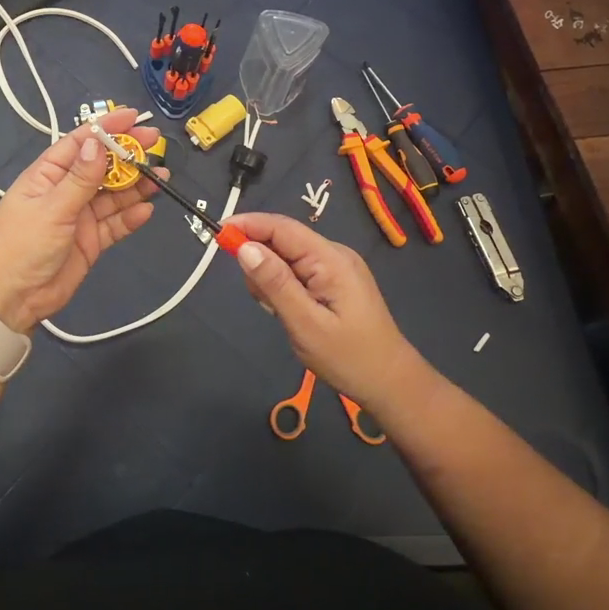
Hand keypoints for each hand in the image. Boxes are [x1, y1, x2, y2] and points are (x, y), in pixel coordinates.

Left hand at [0, 109, 160, 333]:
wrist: (9, 301)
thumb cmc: (21, 246)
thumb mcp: (51, 208)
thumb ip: (79, 179)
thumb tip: (98, 141)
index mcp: (46, 175)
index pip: (79, 143)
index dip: (106, 128)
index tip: (133, 117)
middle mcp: (64, 191)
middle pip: (100, 166)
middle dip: (127, 154)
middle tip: (155, 143)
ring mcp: (78, 217)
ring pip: (112, 195)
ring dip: (135, 186)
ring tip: (162, 177)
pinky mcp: (89, 242)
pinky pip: (114, 224)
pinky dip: (130, 217)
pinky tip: (147, 210)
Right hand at [225, 213, 421, 405]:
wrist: (391, 384)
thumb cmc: (348, 357)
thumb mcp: (305, 324)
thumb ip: (274, 284)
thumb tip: (244, 247)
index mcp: (330, 259)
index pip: (281, 227)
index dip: (247, 225)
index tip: (216, 233)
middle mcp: (334, 254)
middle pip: (282, 239)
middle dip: (259, 259)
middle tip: (261, 300)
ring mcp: (336, 267)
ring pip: (287, 257)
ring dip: (272, 277)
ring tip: (281, 314)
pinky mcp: (334, 281)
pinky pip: (298, 270)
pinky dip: (284, 286)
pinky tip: (291, 312)